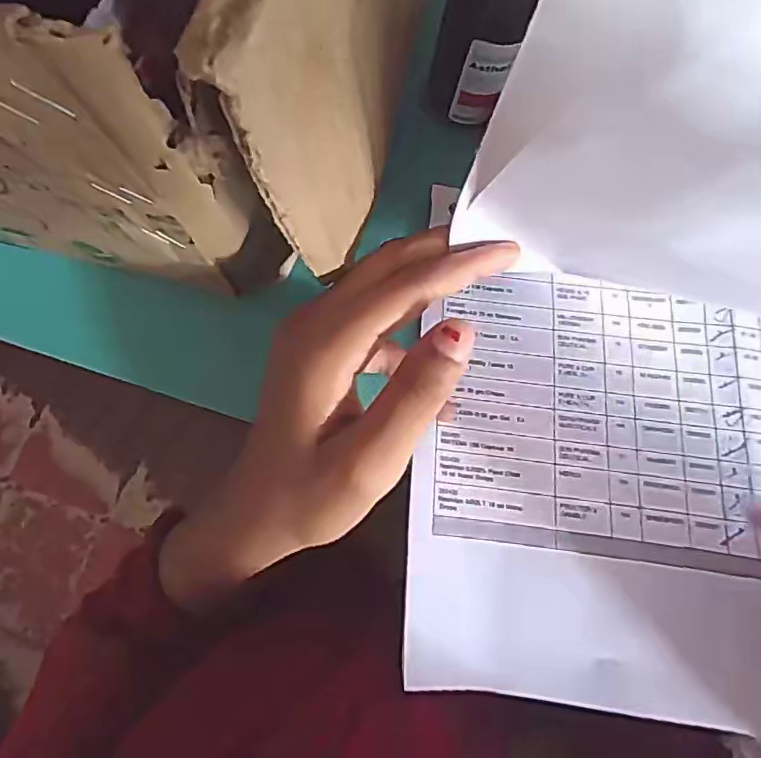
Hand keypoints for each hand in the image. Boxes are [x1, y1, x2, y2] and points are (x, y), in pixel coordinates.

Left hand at [159, 229, 519, 611]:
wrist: (253, 515)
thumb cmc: (310, 498)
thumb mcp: (371, 461)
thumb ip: (417, 394)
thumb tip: (462, 329)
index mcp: (325, 343)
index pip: (403, 286)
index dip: (458, 265)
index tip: (507, 250)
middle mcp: (315, 320)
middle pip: (388, 265)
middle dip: (445, 249)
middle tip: (499, 246)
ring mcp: (314, 328)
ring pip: (381, 280)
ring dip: (430, 271)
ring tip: (479, 273)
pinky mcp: (320, 342)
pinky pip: (373, 313)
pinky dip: (411, 314)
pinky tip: (437, 354)